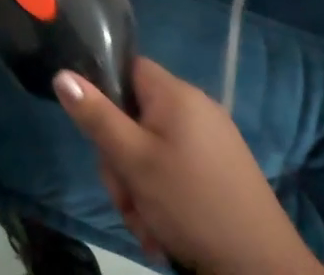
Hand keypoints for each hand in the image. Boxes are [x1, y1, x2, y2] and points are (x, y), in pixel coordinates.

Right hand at [54, 59, 323, 274]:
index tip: (98, 131)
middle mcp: (196, 109)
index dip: (105, 94)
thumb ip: (96, 116)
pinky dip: (161, 196)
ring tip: (145, 221)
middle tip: (125, 194)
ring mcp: (211, 141)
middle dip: (120, 159)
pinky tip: (161, 228)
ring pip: (150, 150)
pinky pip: (173, 169)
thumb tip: (62, 73)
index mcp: (177, 95)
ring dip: (137, 186)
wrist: (261, 266)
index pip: (127, 68)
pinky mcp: (220, 170)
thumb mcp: (133, 160)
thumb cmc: (191, 203)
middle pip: (134, 116)